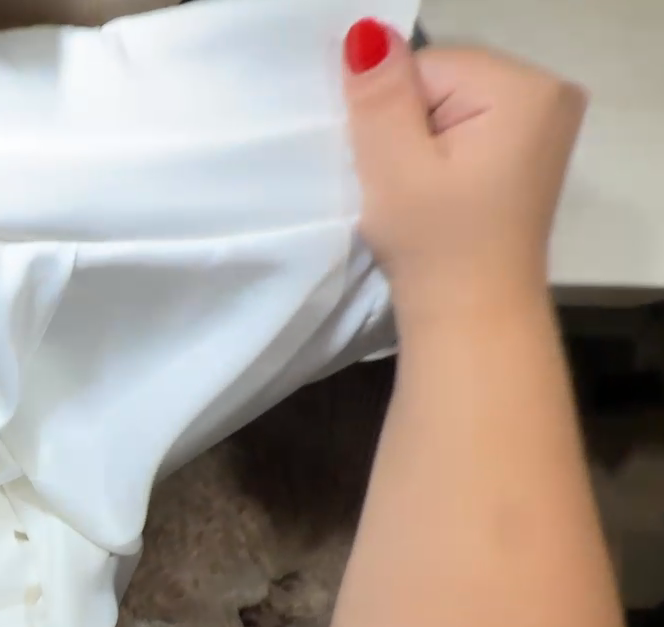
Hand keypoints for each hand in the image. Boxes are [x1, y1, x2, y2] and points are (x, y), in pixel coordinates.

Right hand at [341, 20, 586, 312]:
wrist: (470, 306)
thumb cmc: (432, 240)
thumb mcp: (394, 169)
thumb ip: (380, 100)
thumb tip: (365, 33)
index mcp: (523, 87)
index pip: (427, 65)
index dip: (385, 112)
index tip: (379, 164)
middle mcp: (548, 91)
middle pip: (441, 83)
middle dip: (400, 126)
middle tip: (390, 182)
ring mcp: (543, 122)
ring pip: (448, 108)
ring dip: (412, 145)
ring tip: (408, 192)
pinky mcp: (525, 151)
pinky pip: (464, 130)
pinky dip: (432, 158)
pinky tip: (429, 193)